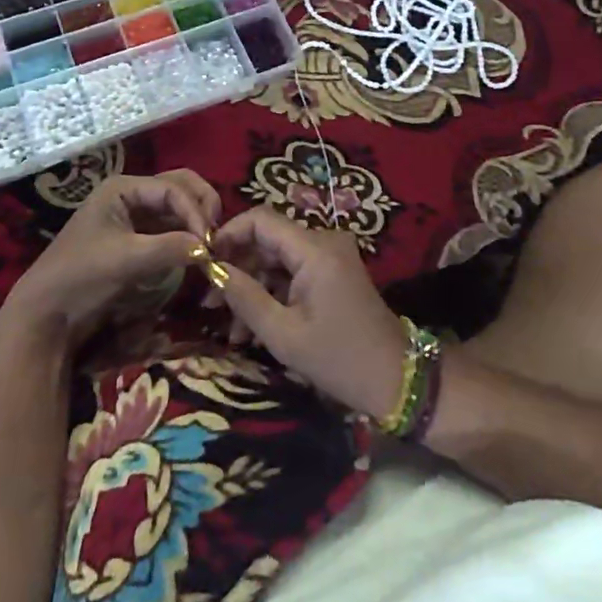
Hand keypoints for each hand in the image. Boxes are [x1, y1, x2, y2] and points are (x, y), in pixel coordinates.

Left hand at [7, 170, 222, 347]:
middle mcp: (130, 195)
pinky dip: (187, 236)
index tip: (208, 243)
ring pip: (177, 207)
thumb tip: (209, 248)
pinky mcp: (138, 239)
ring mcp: (134, 216)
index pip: (172, 188)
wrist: (49, 309)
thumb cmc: (82, 275)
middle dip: (201, 207)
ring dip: (196, 221)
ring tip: (209, 246)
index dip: (195, 212)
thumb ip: (170, 248)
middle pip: (179, 187)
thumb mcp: (127, 259)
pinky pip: (171, 228)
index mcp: (122, 188)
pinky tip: (197, 253)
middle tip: (215, 235)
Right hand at [211, 208, 408, 417]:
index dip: (228, 234)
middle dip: (235, 269)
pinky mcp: (331, 274)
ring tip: (229, 328)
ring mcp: (329, 258)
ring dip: (250, 289)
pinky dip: (269, 296)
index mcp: (315, 249)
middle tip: (210, 302)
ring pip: (275, 260)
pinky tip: (249, 330)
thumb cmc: (339, 359)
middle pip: (266, 240)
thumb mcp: (282, 333)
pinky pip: (290, 274)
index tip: (204, 262)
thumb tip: (212, 269)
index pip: (260, 219)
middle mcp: (324, 243)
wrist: (397, 381)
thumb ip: (244, 295)